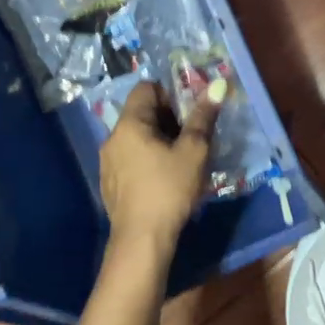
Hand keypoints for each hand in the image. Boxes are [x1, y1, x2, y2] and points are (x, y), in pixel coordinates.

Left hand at [100, 80, 222, 250]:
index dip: (170, 94)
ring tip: (181, 159)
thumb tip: (217, 84)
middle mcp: (112, 137)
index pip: (146, 88)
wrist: (142, 240)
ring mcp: (107, 162)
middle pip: (141, 112)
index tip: (189, 114)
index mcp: (130, 124)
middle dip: (168, 119)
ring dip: (159, 140)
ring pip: (136, 137)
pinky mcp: (110, 183)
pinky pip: (130, 158)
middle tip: (192, 137)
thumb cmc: (169, 189)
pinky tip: (163, 179)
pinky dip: (147, 159)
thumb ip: (203, 116)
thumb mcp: (193, 151)